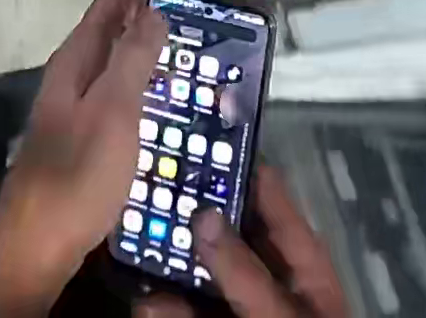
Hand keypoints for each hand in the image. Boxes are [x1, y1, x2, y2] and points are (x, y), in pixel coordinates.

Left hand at [0, 0, 166, 317]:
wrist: (35, 247)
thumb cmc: (79, 172)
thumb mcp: (114, 110)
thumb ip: (133, 58)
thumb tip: (153, 11)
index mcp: (73, 59)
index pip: (108, 7)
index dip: (143, 6)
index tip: (182, 24)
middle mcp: (69, 76)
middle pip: (111, 38)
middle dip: (148, 39)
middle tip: (192, 60)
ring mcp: (70, 109)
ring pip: (112, 73)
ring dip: (144, 73)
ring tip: (185, 90)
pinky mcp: (77, 140)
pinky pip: (111, 106)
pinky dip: (135, 104)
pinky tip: (159, 126)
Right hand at [133, 164, 347, 317]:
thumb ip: (246, 273)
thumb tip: (203, 214)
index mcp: (296, 257)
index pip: (263, 189)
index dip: (231, 155)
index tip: (189, 125)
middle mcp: (262, 269)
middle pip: (221, 222)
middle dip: (184, 201)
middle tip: (141, 171)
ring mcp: (234, 303)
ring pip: (196, 265)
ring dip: (166, 251)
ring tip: (129, 228)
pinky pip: (183, 310)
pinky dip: (163, 305)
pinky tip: (140, 298)